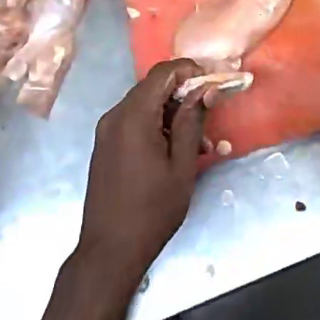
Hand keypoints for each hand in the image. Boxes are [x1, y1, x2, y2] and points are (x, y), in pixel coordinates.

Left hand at [77, 58, 206, 285]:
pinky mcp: (106, 144)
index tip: (213, 82)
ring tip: (201, 144)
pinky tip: (177, 151)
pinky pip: (134, 123)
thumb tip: (204, 90)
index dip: (189, 70)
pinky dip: (157, 127)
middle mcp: (115, 115)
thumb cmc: (151, 210)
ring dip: (172, 115)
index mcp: (133, 116)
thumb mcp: (181, 166)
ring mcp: (107, 130)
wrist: (109, 249)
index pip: (162, 73)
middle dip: (184, 96)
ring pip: (145, 106)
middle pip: (153, 88)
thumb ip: (191, 123)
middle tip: (211, 116)